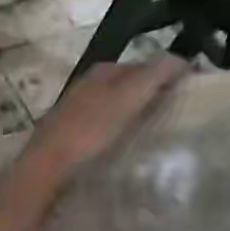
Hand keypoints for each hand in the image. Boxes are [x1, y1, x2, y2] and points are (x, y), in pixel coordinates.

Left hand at [16, 55, 188, 180]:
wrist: (44, 171)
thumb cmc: (88, 133)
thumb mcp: (127, 98)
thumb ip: (154, 75)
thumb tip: (181, 59)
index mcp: (100, 73)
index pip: (141, 65)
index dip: (164, 76)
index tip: (185, 92)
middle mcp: (83, 88)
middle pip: (123, 87)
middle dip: (146, 96)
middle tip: (171, 115)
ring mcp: (70, 115)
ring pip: (108, 109)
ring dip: (128, 117)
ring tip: (149, 134)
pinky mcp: (63, 142)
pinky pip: (96, 132)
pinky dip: (111, 135)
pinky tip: (118, 149)